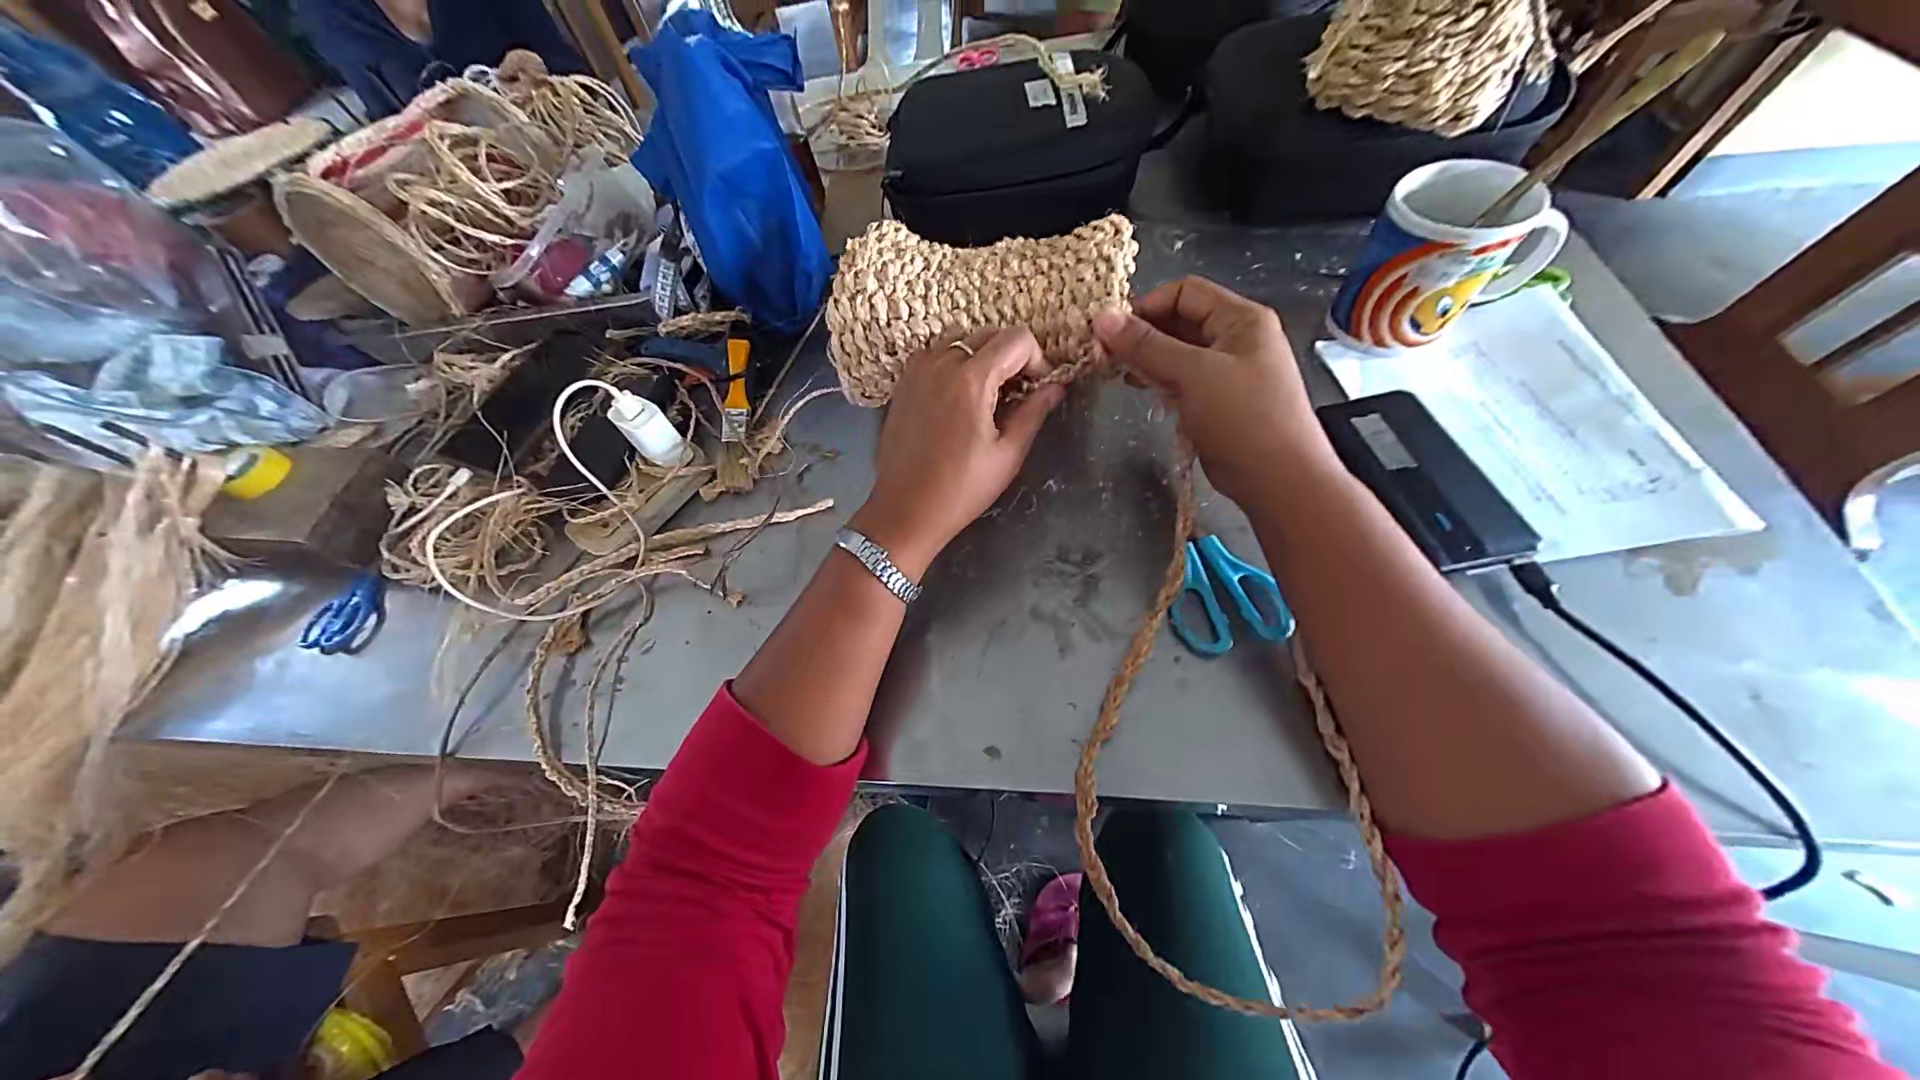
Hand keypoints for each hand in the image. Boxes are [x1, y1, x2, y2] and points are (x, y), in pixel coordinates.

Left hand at [849, 328, 1064, 576]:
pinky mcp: (903, 383)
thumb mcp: (1007, 455)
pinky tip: (959, 400)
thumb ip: (1033, 413)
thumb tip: (1055, 388)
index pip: (1017, 339)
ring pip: (962, 341)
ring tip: (988, 398)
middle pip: (989, 335)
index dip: (1037, 359)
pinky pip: (936, 356)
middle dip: (1011, 358)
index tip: (1038, 387)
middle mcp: (940, 364)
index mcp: (970, 380)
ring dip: (982, 359)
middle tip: (1017, 395)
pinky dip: (955, 365)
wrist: (905, 509)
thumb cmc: (960, 490)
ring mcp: (917, 371)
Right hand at [1092, 276, 1337, 505]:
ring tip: (1120, 374)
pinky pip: (1183, 381)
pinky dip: (1161, 383)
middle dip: (1143, 336)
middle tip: (1108, 355)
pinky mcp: (1217, 401)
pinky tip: (1144, 393)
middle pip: (1179, 322)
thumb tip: (1102, 318)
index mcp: (1241, 319)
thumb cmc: (1243, 418)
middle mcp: (1236, 339)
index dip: (1146, 306)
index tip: (1111, 331)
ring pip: (1178, 354)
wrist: (1278, 478)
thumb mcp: (1192, 374)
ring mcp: (1227, 372)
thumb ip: (1146, 345)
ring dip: (1149, 361)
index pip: (1184, 292)